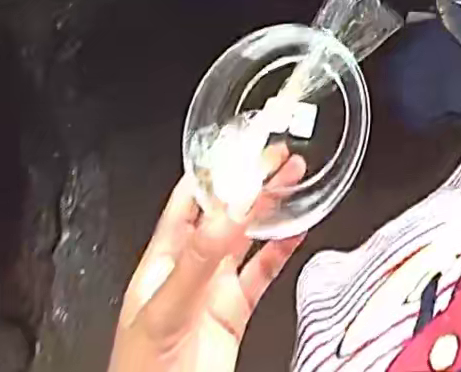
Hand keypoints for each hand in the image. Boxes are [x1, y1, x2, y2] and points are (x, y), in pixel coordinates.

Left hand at [108, 150, 306, 371]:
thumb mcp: (166, 313)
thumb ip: (199, 262)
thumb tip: (227, 212)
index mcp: (163, 259)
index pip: (189, 200)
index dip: (215, 171)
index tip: (242, 146)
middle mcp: (190, 268)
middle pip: (225, 212)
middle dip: (252, 181)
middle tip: (278, 156)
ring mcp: (214, 290)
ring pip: (247, 236)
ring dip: (271, 207)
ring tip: (293, 177)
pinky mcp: (235, 314)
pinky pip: (262, 272)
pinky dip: (282, 249)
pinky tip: (297, 230)